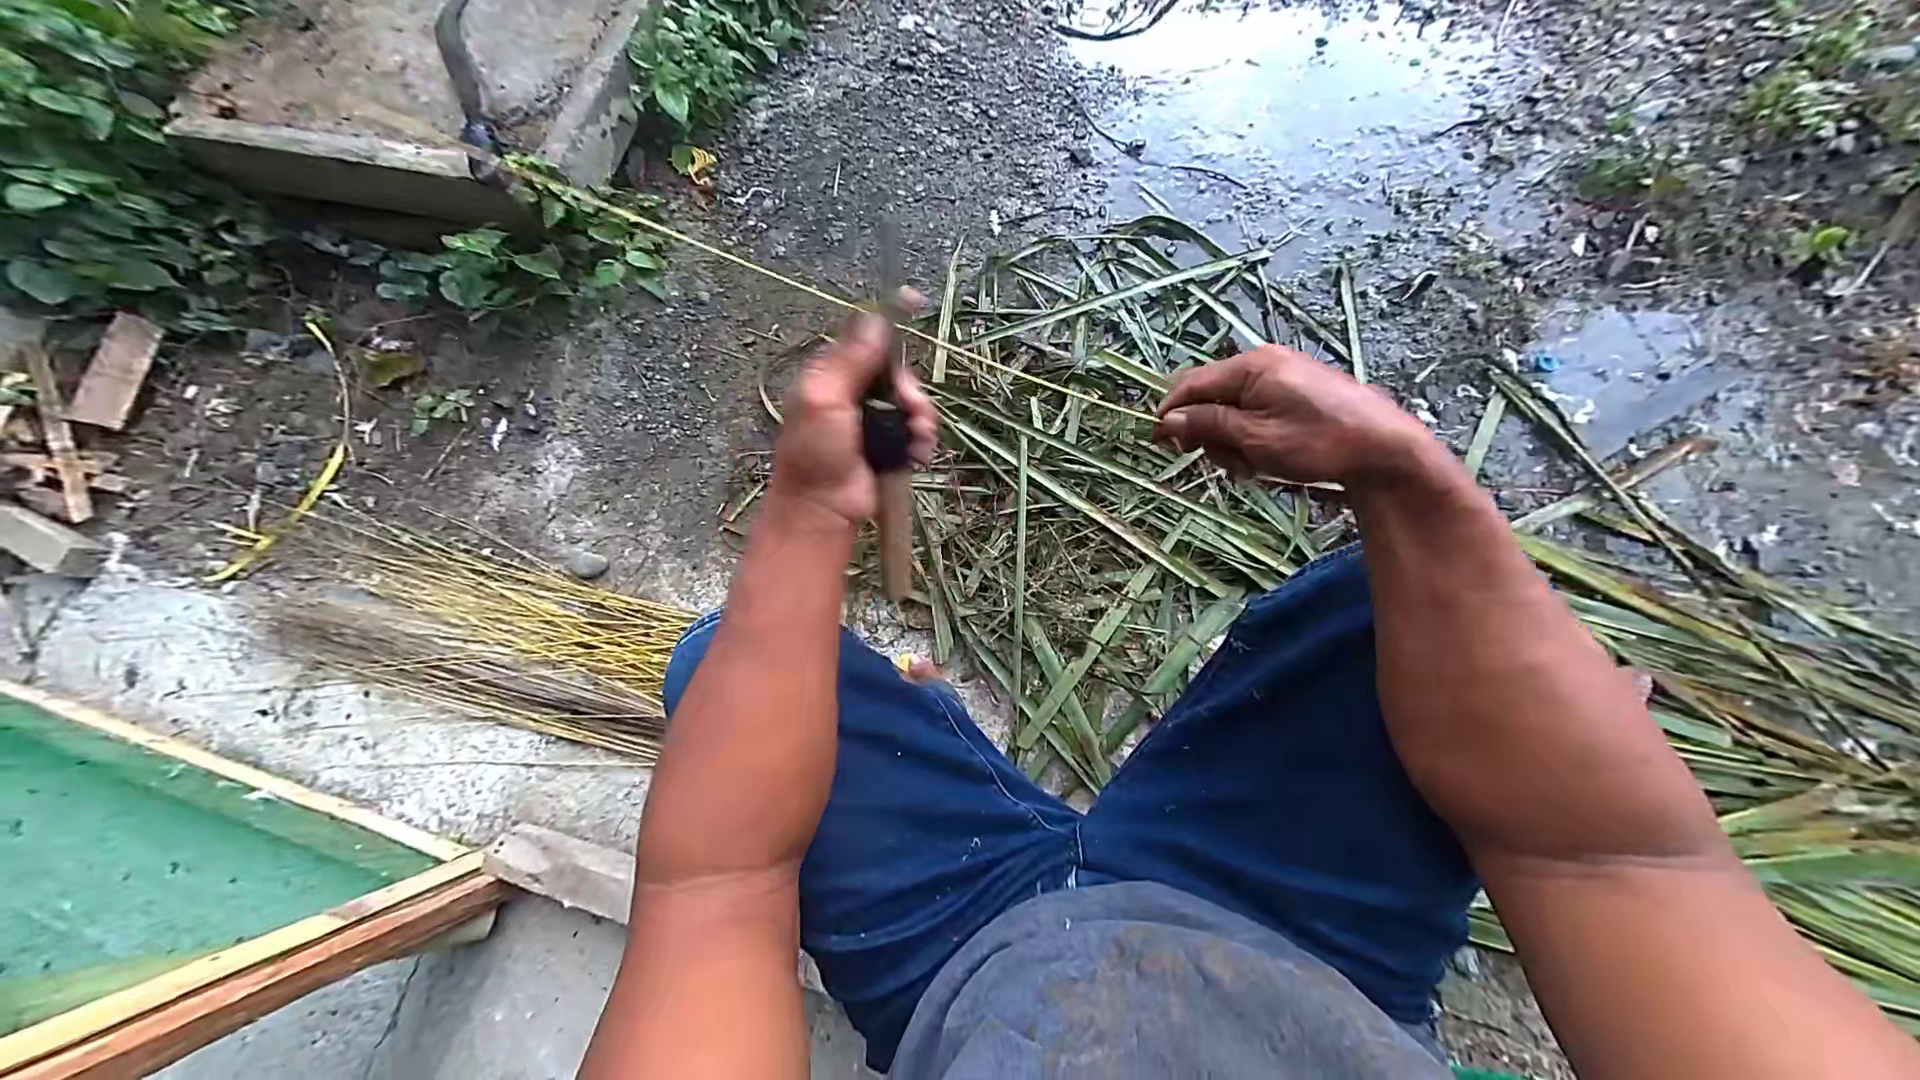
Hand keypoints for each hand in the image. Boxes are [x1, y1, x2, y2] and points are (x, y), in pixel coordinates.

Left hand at [769, 312, 936, 525]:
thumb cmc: (814, 451)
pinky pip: (919, 432)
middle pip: (899, 372)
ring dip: (921, 419)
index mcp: (833, 374)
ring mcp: (876, 422)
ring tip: (915, 437)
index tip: (915, 303)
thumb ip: (850, 359)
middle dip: (910, 390)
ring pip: (914, 403)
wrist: (823, 506)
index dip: (890, 322)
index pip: (866, 338)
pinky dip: (923, 441)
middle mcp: (856, 393)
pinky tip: (918, 453)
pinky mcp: (892, 447)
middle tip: (910, 408)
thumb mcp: (824, 398)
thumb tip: (876, 318)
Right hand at [1153, 346, 1437, 487]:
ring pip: (1231, 408)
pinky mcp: (1297, 393)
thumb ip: (1208, 425)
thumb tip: (1167, 420)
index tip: (1157, 442)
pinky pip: (1255, 412)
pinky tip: (1264, 460)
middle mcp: (1264, 363)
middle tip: (1221, 463)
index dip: (1170, 413)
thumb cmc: (1319, 443)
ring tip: (1250, 467)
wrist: (1387, 450)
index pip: (1191, 384)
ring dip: (1229, 441)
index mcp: (1252, 366)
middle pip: (1210, 396)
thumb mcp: (1255, 438)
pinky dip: (1249, 437)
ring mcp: (1283, 376)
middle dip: (1206, 432)